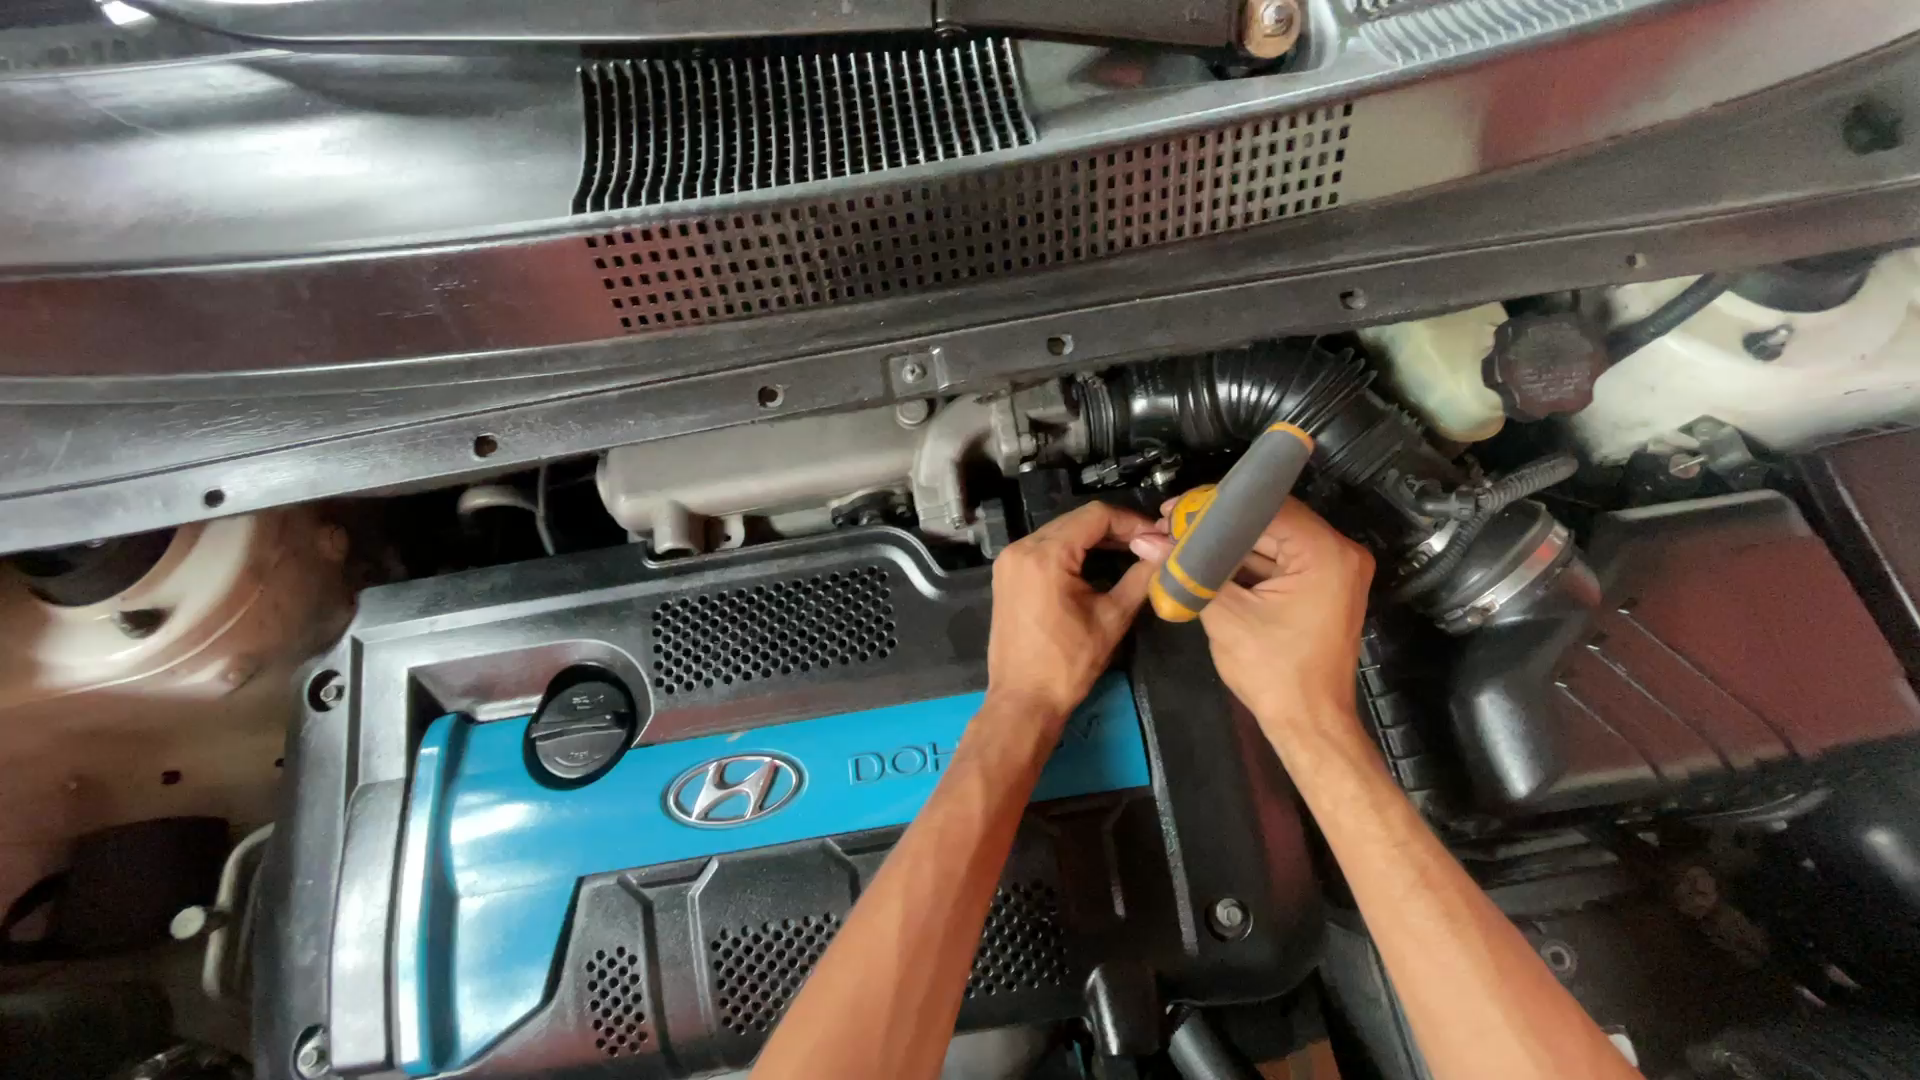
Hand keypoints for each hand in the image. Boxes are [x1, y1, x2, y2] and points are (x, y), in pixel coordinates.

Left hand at [986, 501, 1157, 724]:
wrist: (1023, 700)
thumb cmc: (1067, 664)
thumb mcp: (1112, 618)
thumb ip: (1140, 578)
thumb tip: (1164, 552)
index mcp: (1044, 555)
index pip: (1095, 516)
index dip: (1131, 521)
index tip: (1157, 537)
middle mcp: (1020, 549)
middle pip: (1075, 521)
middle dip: (1114, 530)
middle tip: (1148, 545)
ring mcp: (1009, 561)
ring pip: (1059, 532)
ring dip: (1093, 539)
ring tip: (1129, 553)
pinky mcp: (1007, 575)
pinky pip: (1044, 549)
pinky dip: (1072, 551)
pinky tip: (1097, 564)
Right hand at [1130, 498, 1373, 740]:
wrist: (1308, 724)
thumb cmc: (1273, 672)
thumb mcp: (1225, 615)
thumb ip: (1185, 570)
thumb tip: (1142, 540)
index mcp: (1325, 553)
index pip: (1263, 508)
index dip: (1213, 505)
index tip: (1172, 511)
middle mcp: (1338, 552)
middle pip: (1268, 519)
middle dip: (1216, 522)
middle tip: (1170, 522)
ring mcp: (1332, 570)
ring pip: (1269, 539)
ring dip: (1226, 540)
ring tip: (1179, 539)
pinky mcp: (1320, 586)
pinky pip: (1277, 560)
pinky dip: (1243, 560)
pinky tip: (1203, 558)